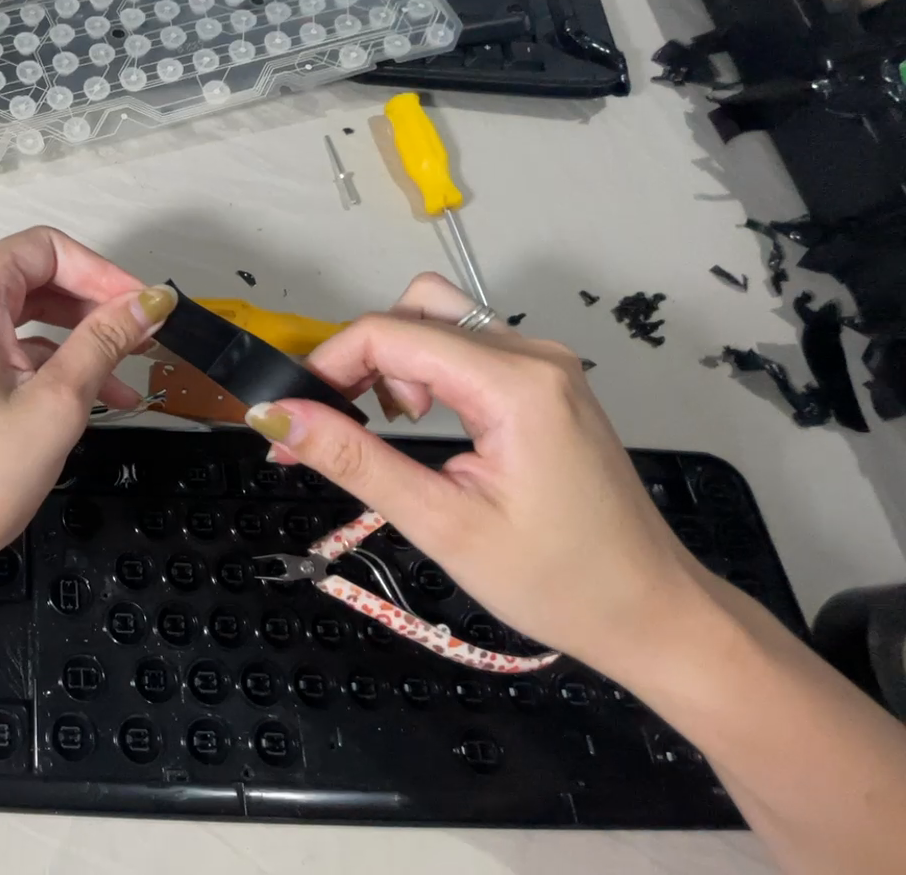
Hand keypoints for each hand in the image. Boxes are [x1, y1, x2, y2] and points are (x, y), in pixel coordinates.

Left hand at [0, 227, 176, 608]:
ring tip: (126, 375)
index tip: (145, 305)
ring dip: (78, 340)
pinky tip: (91, 397)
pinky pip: (8, 349)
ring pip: (26, 317)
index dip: (103, 272)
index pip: (47, 249)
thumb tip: (145, 305)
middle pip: (36, 278)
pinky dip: (50, 365)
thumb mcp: (56, 402)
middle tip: (142, 336)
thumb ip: (104, 341)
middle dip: (94, 305)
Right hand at [246, 273, 712, 673]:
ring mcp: (542, 364)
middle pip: (409, 312)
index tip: (291, 421)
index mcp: (515, 382)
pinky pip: (459, 346)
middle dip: (354, 362)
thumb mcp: (439, 523)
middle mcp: (533, 354)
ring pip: (433, 320)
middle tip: (334, 427)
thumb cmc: (555, 580)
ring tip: (385, 428)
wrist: (655, 616)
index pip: (387, 332)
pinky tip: (420, 423)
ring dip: (388, 364)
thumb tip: (273, 416)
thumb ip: (352, 459)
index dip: (325, 367)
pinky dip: (417, 372)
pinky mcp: (541, 383)